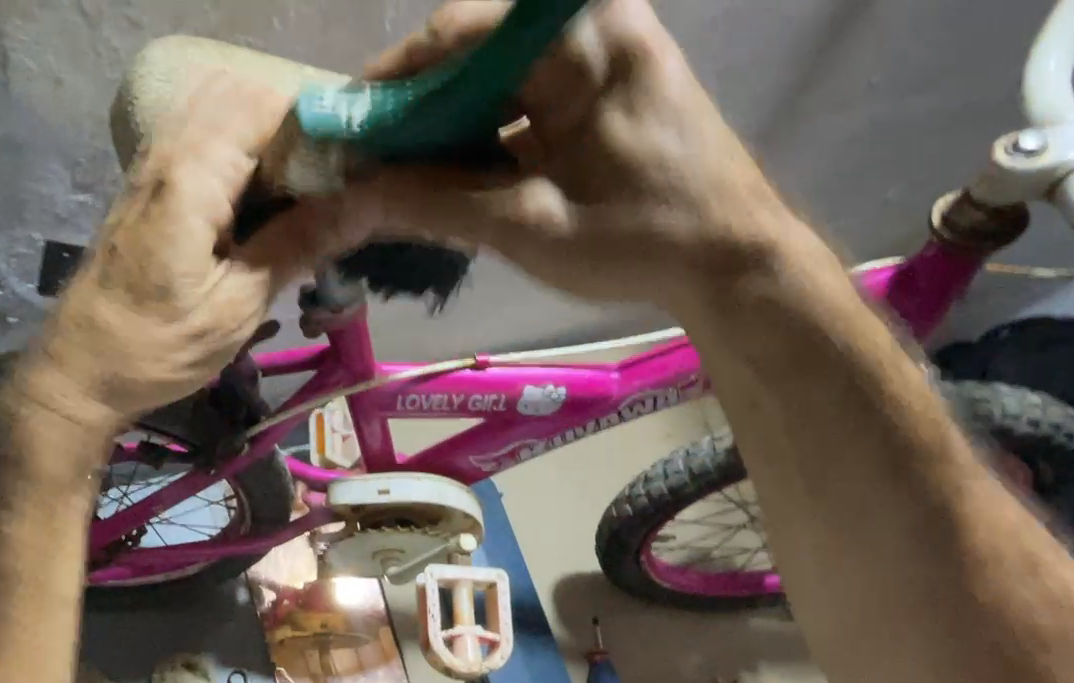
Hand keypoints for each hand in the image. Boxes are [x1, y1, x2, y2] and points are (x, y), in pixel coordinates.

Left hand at [27, 75, 373, 434]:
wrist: (80, 374)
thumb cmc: (157, 349)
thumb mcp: (236, 307)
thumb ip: (298, 243)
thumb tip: (364, 201)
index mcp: (191, 177)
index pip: (267, 102)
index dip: (318, 125)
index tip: (350, 170)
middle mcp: (166, 154)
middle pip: (243, 96)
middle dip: (293, 130)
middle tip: (324, 187)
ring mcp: (150, 168)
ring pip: (219, 117)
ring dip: (264, 145)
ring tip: (296, 200)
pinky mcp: (146, 190)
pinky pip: (199, 145)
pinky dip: (236, 160)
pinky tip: (256, 211)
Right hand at [359, 0, 800, 311]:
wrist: (731, 260)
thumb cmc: (639, 237)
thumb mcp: (528, 226)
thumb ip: (436, 205)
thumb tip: (354, 194)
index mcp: (582, 38)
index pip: (459, 36)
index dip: (391, 83)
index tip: (342, 128)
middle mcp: (588, 29)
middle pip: (472, 59)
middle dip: (412, 114)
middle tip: (361, 164)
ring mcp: (595, 61)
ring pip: (490, 86)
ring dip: (441, 133)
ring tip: (390, 179)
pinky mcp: (595, 96)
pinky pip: (517, 108)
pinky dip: (478, 145)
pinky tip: (443, 182)